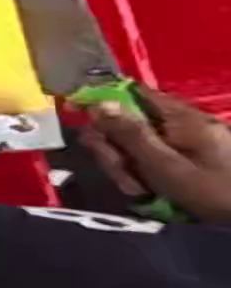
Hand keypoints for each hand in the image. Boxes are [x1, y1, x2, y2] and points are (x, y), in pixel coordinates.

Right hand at [81, 86, 230, 222]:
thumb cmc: (213, 193)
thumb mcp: (163, 165)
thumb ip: (129, 133)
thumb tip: (98, 103)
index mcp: (186, 121)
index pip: (136, 93)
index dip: (102, 98)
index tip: (73, 110)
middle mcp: (188, 125)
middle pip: (128, 122)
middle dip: (111, 145)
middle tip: (118, 170)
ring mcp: (191, 142)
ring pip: (133, 141)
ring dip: (123, 163)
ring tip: (136, 188)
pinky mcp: (190, 157)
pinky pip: (149, 154)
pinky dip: (139, 170)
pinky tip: (145, 188)